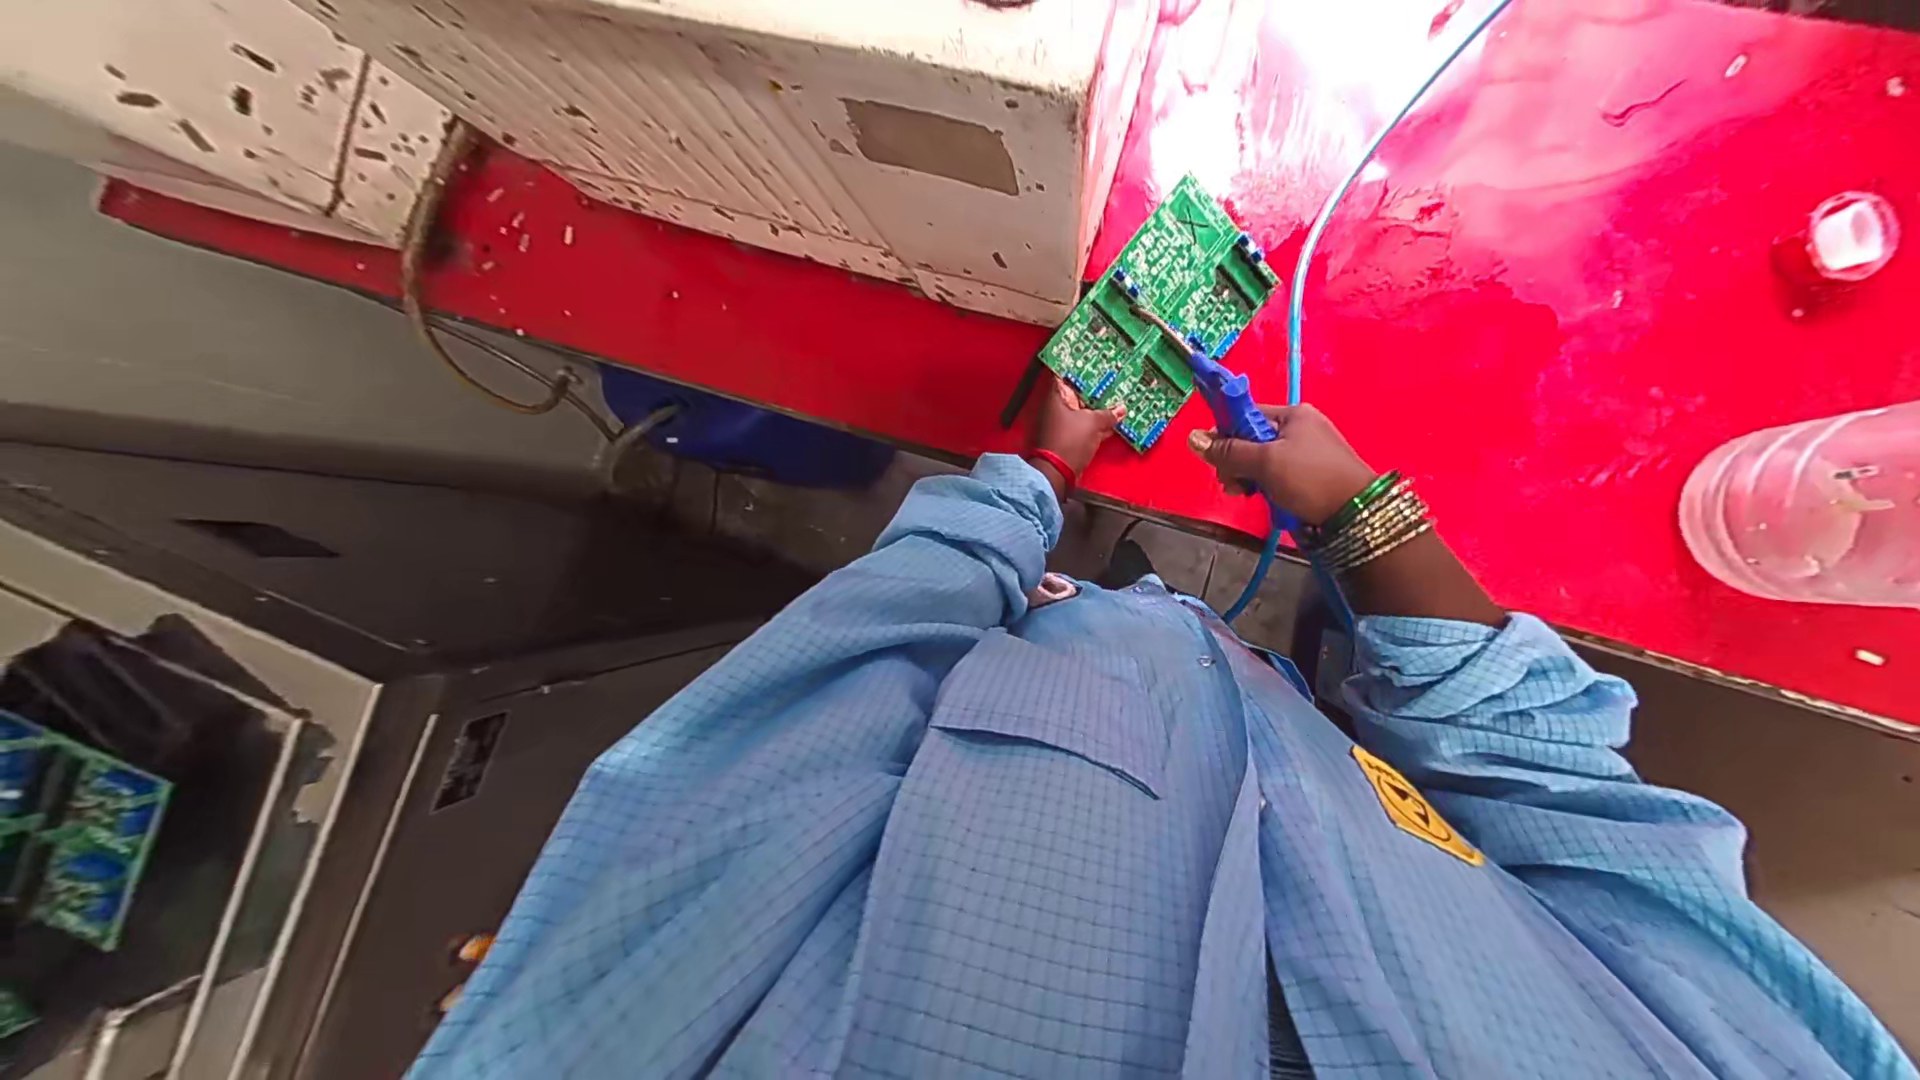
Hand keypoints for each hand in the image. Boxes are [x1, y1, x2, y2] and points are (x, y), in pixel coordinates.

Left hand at [1031, 376, 1124, 476]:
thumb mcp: (1093, 424)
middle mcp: (1056, 408)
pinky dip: (1095, 424)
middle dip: (1095, 390)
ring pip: (1082, 411)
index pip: (1067, 375)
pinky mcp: (1067, 438)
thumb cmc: (1070, 441)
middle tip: (1113, 380)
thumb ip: (1108, 414)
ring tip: (1118, 399)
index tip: (1096, 363)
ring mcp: (1061, 424)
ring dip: (1098, 408)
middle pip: (1077, 393)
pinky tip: (1112, 421)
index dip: (1081, 369)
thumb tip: (1121, 410)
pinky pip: (1083, 426)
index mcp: (1056, 397)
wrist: (1056, 472)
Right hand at [1187, 403, 1377, 524]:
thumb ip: (1228, 451)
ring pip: (1258, 460)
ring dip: (1244, 477)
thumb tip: (1192, 438)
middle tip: (1231, 483)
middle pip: (1249, 440)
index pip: (1245, 415)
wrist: (1355, 512)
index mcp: (1292, 415)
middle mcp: (1298, 428)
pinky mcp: (1306, 474)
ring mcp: (1304, 452)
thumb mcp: (1265, 462)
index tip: (1214, 457)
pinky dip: (1261, 485)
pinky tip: (1258, 497)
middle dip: (1234, 462)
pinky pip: (1272, 474)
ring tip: (1243, 493)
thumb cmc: (1309, 479)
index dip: (1225, 434)